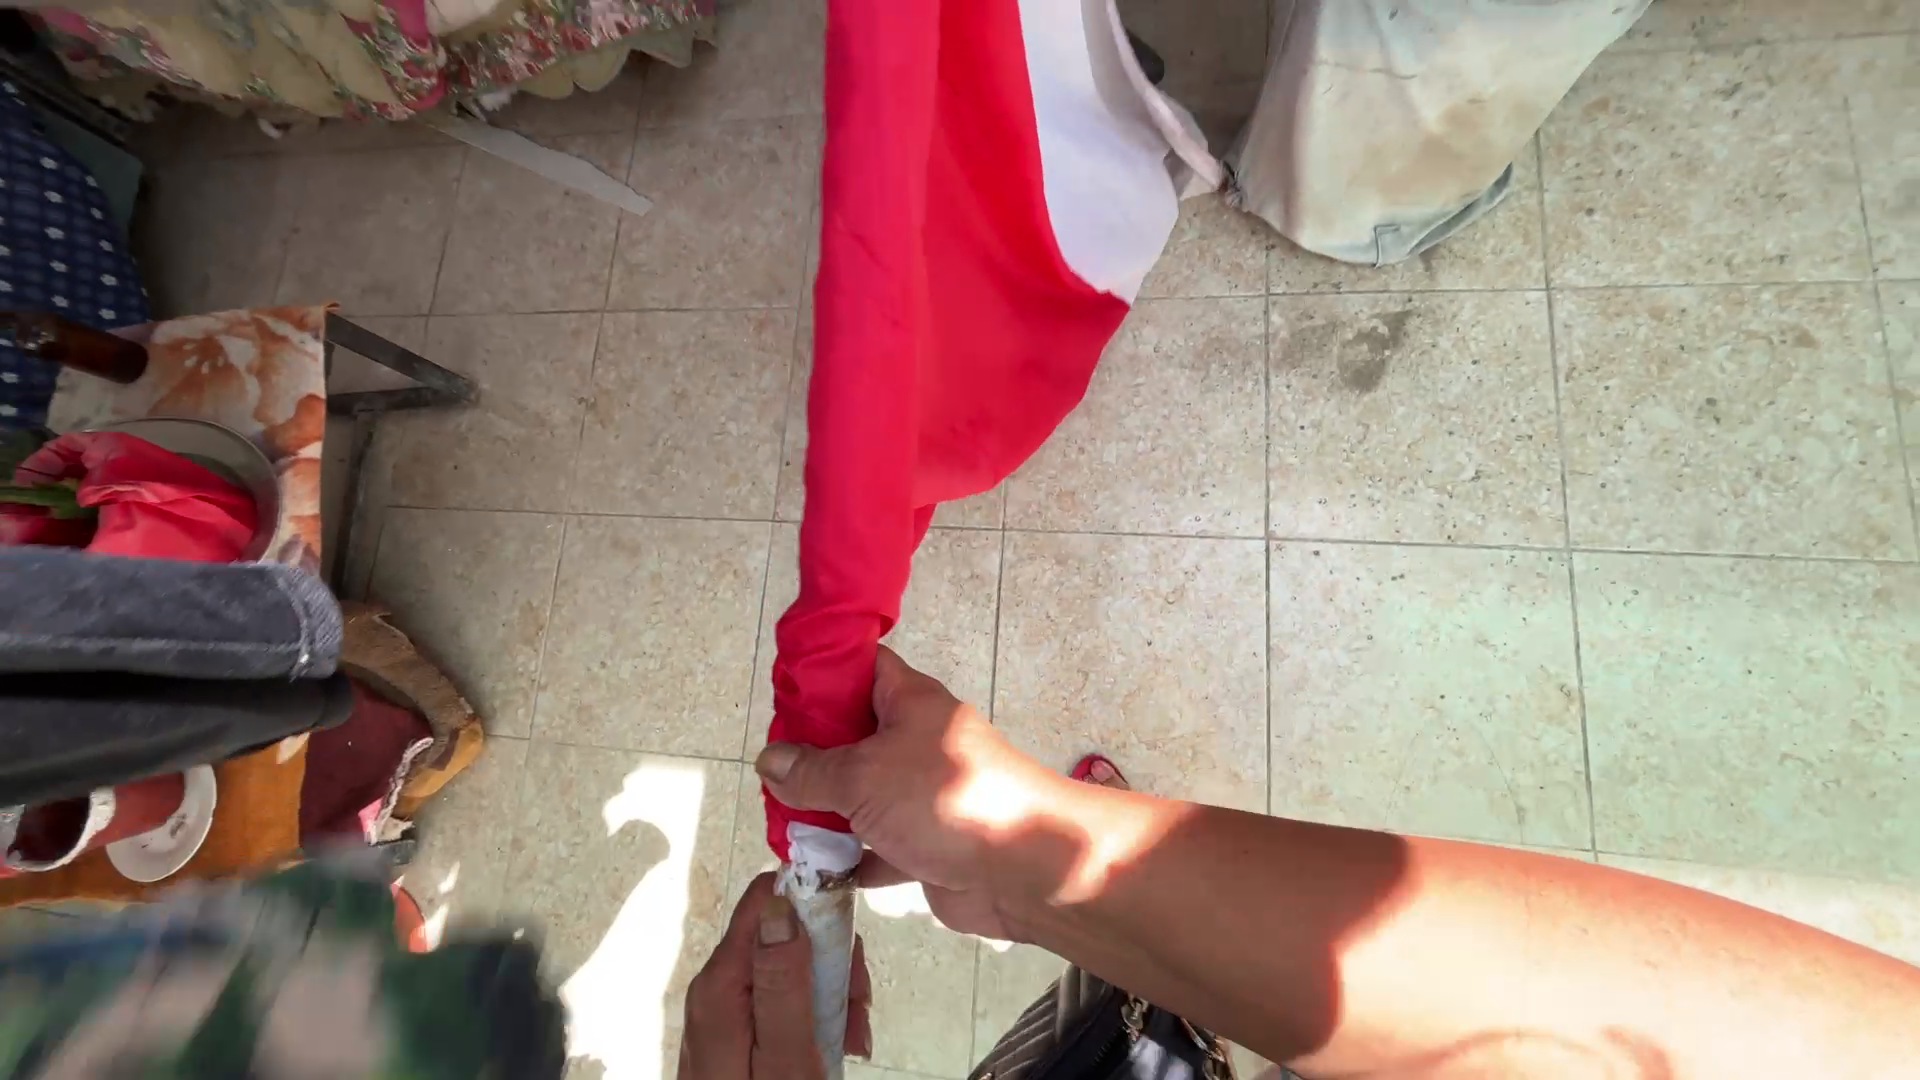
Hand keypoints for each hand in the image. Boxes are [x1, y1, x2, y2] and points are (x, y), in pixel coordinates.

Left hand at [680, 873, 872, 1079]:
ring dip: (831, 987)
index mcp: (723, 983)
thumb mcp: (786, 1059)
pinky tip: (835, 1042)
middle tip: (858, 1007)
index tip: (848, 940)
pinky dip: (816, 1009)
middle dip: (831, 957)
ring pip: (792, 960)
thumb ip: (783, 981)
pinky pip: (784, 993)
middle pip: (785, 928)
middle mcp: (718, 984)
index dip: (813, 903)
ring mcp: (726, 1007)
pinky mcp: (738, 1027)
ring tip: (852, 1035)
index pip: (767, 898)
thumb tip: (781, 903)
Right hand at [755, 647, 1067, 939]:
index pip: (863, 667)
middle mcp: (916, 740)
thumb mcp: (865, 775)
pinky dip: (849, 856)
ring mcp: (922, 792)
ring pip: (863, 793)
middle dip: (812, 753)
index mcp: (910, 702)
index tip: (783, 693)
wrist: (1022, 867)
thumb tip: (769, 759)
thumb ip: (813, 770)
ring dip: (826, 809)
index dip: (824, 673)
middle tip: (767, 770)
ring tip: (777, 820)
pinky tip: (811, 867)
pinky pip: (877, 844)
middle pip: (855, 735)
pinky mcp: (926, 841)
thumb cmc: (942, 797)